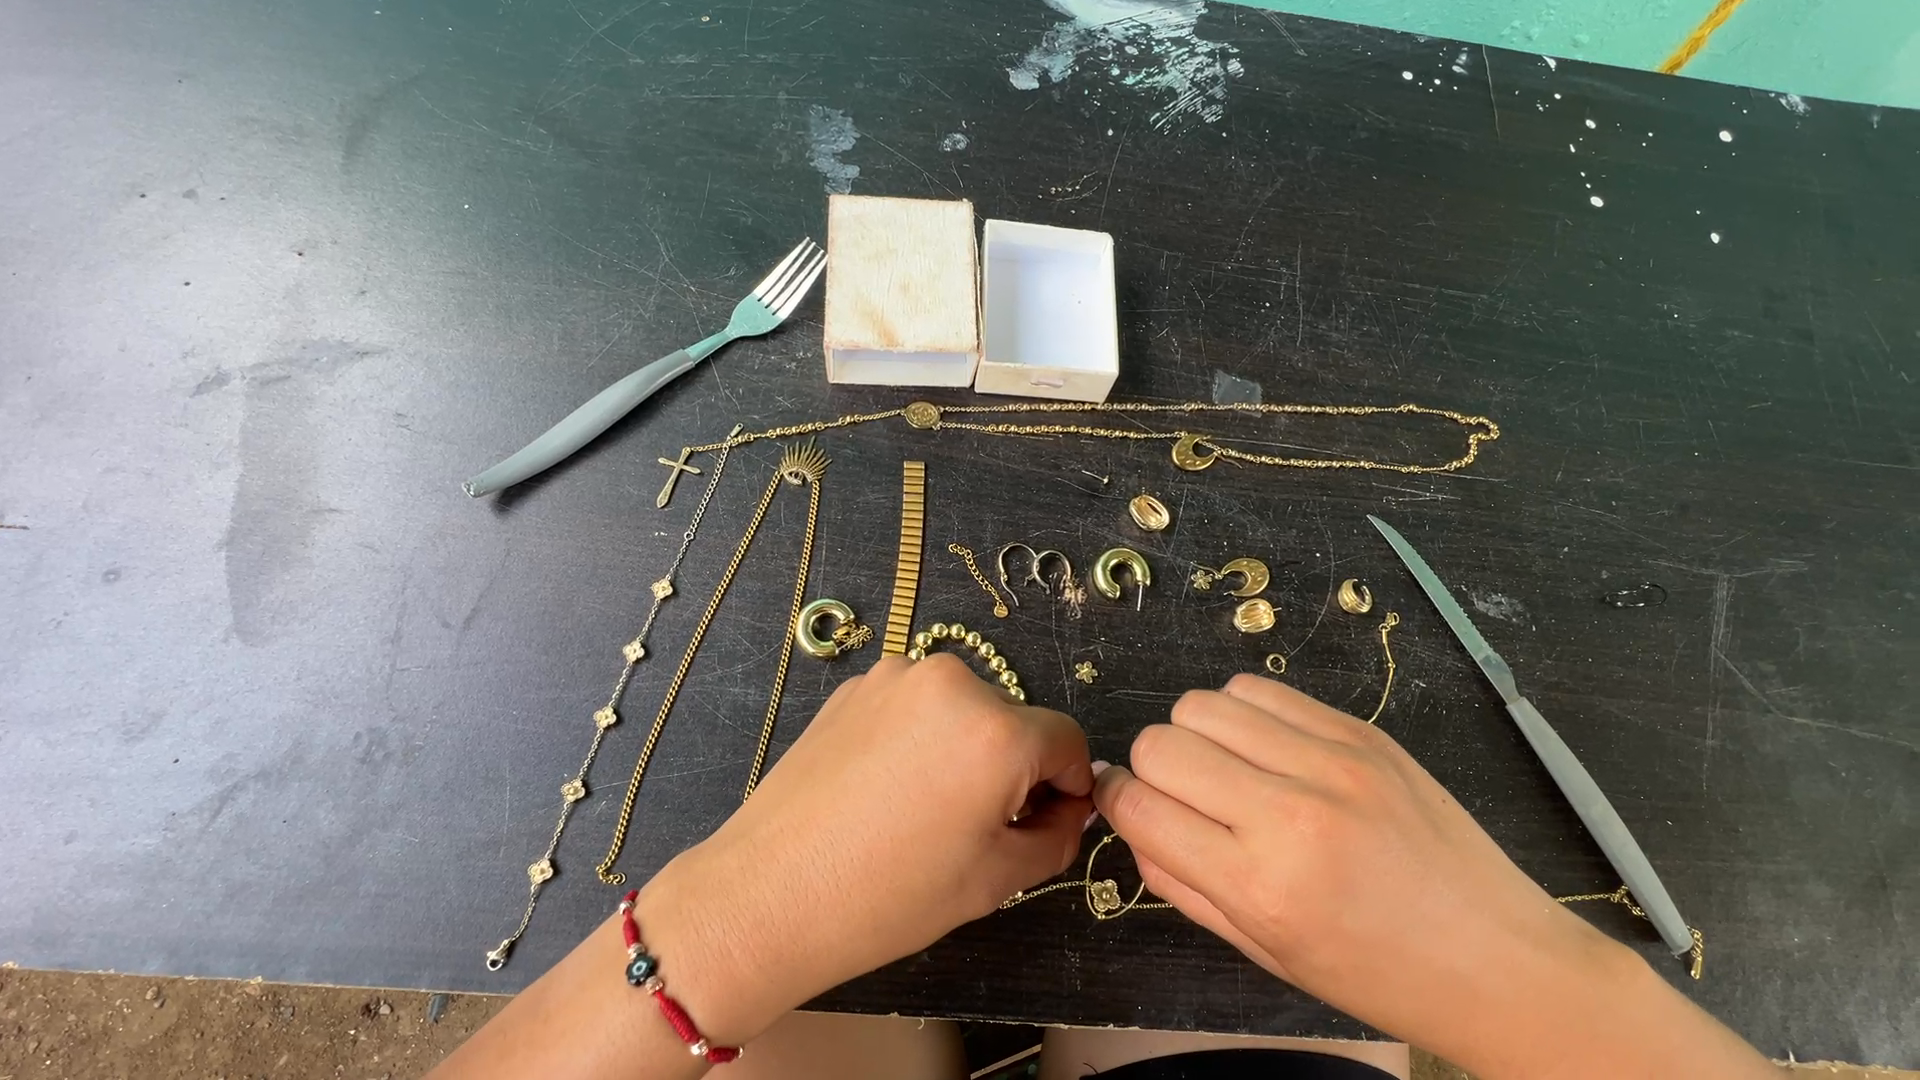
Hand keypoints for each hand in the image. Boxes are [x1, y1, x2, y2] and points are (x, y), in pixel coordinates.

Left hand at [644, 653, 1092, 1040]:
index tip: (1048, 821)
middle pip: (1014, 721)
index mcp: (995, 728)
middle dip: (1015, 768)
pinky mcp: (854, 688)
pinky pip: (915, 707)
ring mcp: (894, 677)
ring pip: (963, 710)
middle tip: (982, 826)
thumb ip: (1055, 836)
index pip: (1067, 739)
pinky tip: (887, 788)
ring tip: (927, 808)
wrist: (767, 893)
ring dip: (966, 749)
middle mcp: (950, 682)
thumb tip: (1069, 809)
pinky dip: (920, 738)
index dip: (1067, 785)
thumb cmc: (890, 896)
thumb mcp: (994, 879)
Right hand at [1094, 675, 1776, 1079]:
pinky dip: (1240, 713)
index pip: (1138, 807)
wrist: (1502, 962)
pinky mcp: (1360, 730)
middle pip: (1160, 743)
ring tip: (1226, 768)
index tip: (1122, 801)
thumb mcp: (1261, 951)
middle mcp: (1289, 812)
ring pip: (1201, 704)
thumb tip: (1132, 817)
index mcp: (1260, 885)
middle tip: (1181, 795)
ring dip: (1194, 736)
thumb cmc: (1371, 975)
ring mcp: (1330, 761)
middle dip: (1151, 769)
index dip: (1114, 799)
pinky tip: (1264, 748)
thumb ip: (1179, 882)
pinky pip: (1259, 689)